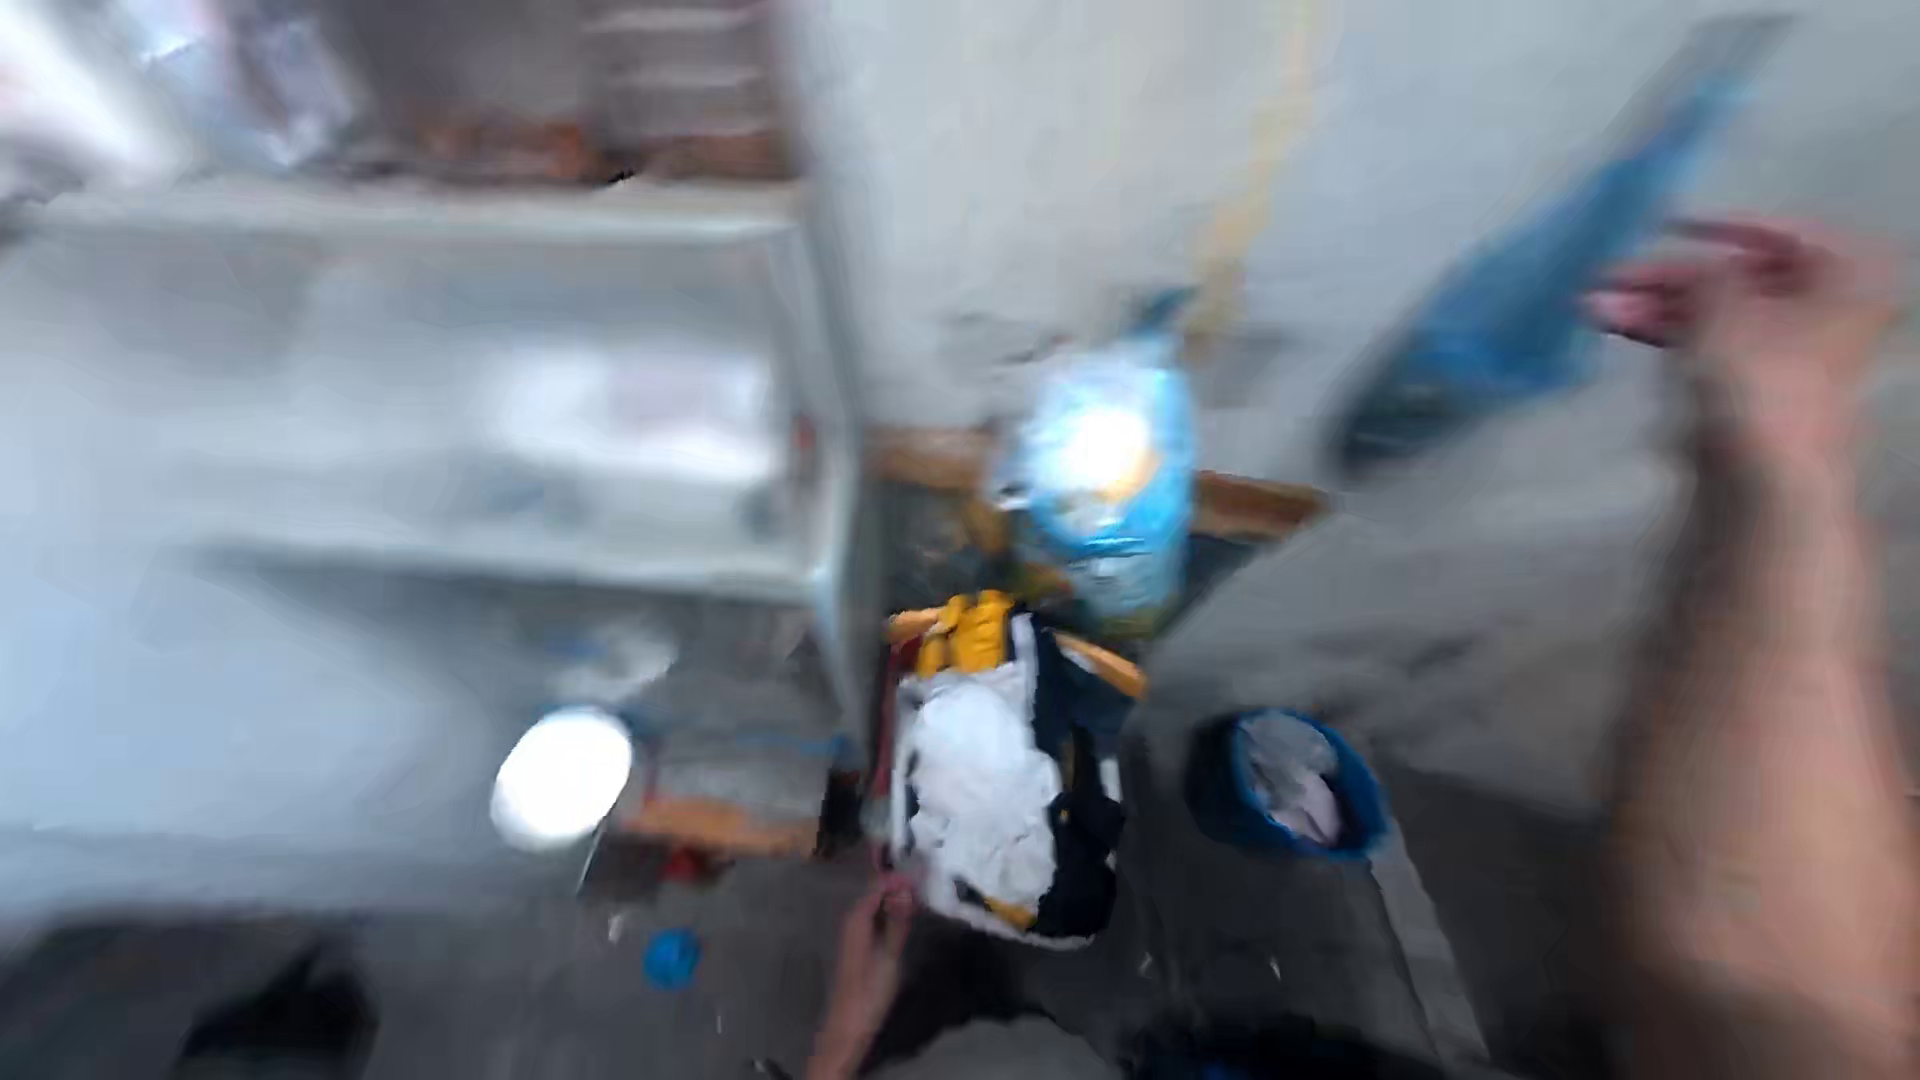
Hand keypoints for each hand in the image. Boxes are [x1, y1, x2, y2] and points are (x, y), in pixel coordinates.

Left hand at [806, 874, 914, 1079]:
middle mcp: (852, 918)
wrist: (847, 1028)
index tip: (922, 875)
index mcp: (857, 917)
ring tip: (918, 896)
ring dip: (895, 897)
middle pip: (875, 890)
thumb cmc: (869, 990)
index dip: (899, 877)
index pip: (878, 883)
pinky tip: (905, 916)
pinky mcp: (858, 943)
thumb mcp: (889, 954)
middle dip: (897, 883)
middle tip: (923, 881)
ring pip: (875, 903)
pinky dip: (890, 911)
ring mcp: (854, 930)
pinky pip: (875, 915)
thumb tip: (907, 887)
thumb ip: (898, 919)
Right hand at [1587, 218, 1903, 475]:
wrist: (1757, 461)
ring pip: (1702, 310)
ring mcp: (1775, 342)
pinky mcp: (1738, 375)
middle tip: (1602, 279)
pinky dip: (1654, 330)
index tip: (1662, 224)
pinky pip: (1693, 338)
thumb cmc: (1758, 379)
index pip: (1781, 234)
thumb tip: (1684, 264)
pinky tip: (1612, 325)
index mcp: (1844, 277)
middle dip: (1661, 279)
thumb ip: (1704, 278)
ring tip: (1588, 306)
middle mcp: (1817, 304)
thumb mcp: (1728, 313)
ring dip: (1645, 306)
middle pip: (1730, 277)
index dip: (1720, 227)